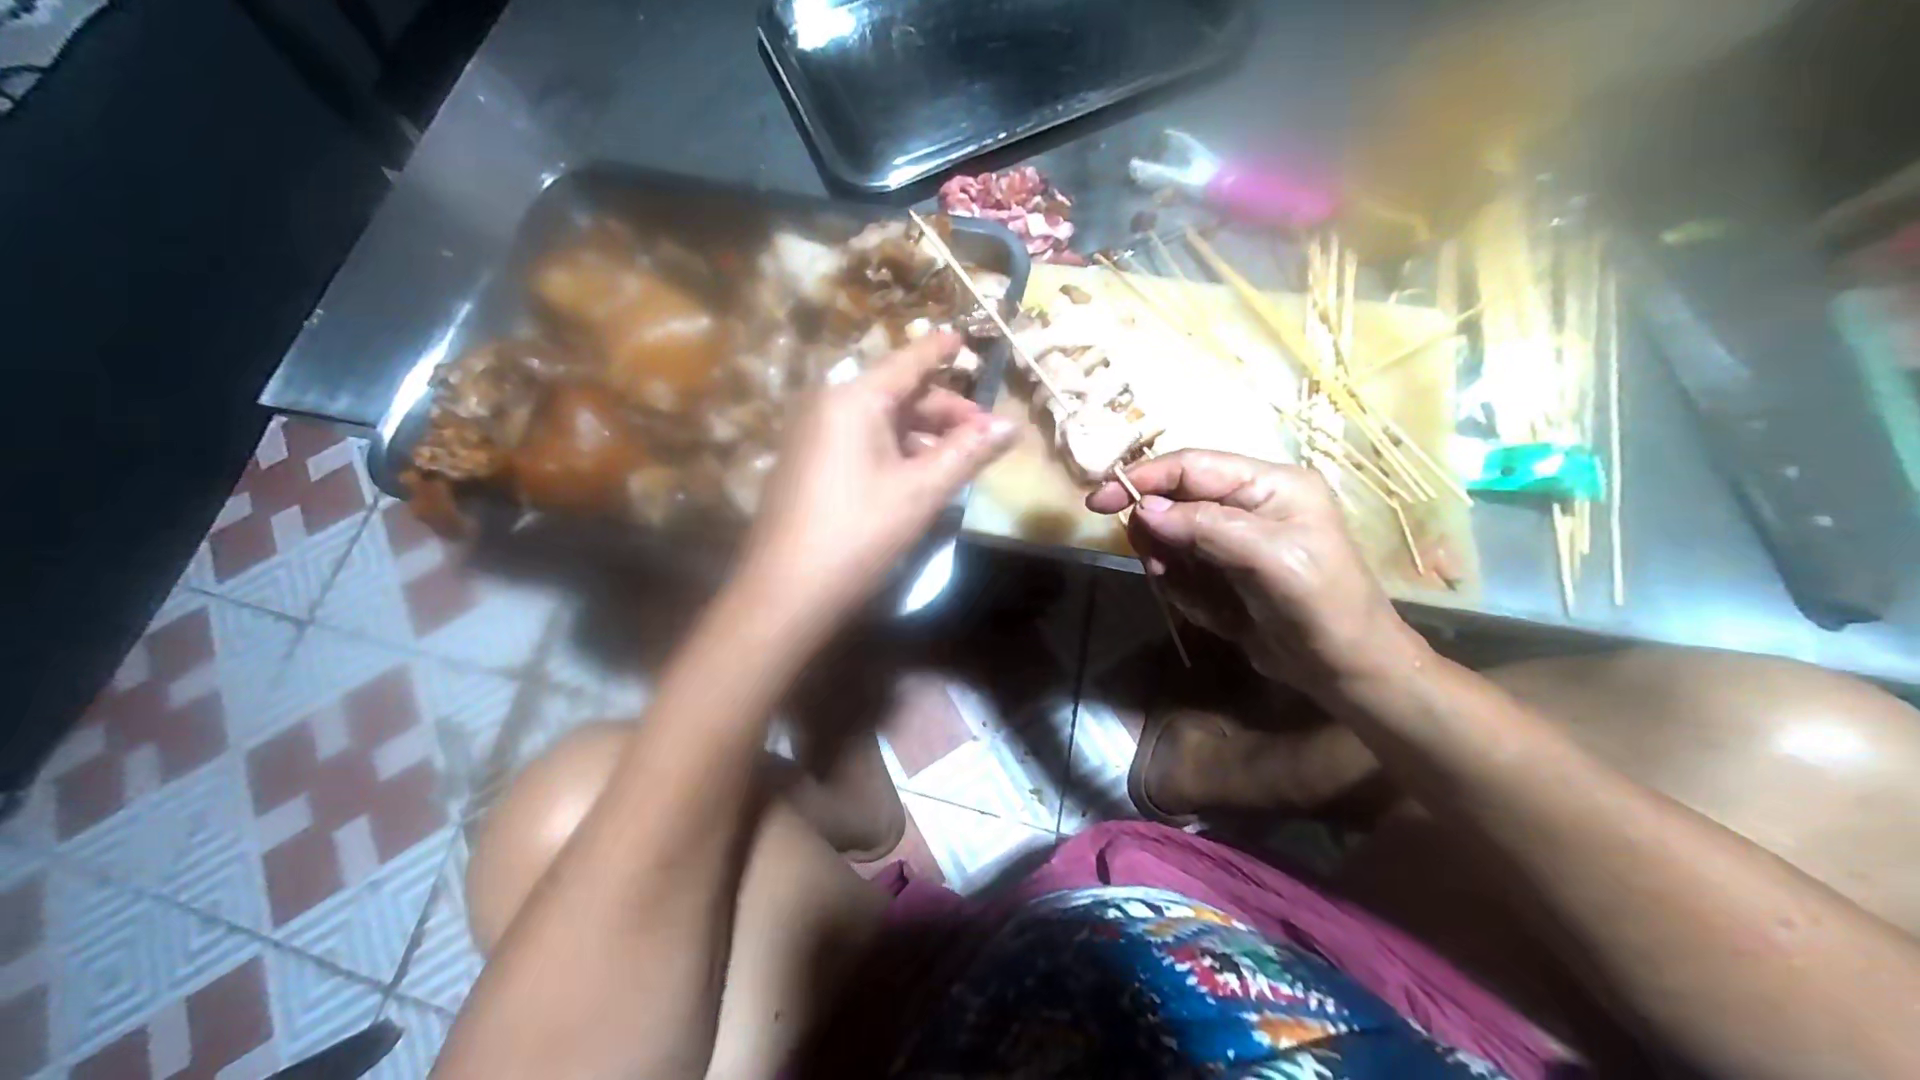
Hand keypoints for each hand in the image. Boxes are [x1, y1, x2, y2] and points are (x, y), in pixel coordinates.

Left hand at [740, 332, 1015, 617]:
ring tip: (960, 459)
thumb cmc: (858, 533)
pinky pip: (861, 443)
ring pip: (881, 422)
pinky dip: (896, 451)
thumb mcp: (921, 491)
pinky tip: (921, 475)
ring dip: (923, 436)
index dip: (941, 351)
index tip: (966, 338)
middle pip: (897, 394)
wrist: (786, 593)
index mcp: (853, 399)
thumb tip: (1011, 426)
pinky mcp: (809, 465)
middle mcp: (828, 406)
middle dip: (944, 411)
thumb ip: (967, 453)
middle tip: (984, 435)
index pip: (908, 361)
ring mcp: (813, 436)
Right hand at [1086, 450, 1427, 696]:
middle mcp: (1248, 504)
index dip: (1144, 478)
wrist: (1346, 670)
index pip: (1192, 465)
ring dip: (1171, 567)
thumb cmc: (1321, 606)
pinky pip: (1182, 570)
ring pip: (1172, 538)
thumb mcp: (1269, 558)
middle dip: (1158, 533)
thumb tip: (1144, 509)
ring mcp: (1234, 539)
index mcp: (1268, 484)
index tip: (1099, 501)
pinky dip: (1185, 591)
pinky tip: (1215, 611)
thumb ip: (1205, 526)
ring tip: (1191, 592)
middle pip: (1175, 499)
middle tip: (1158, 566)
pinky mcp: (1224, 571)